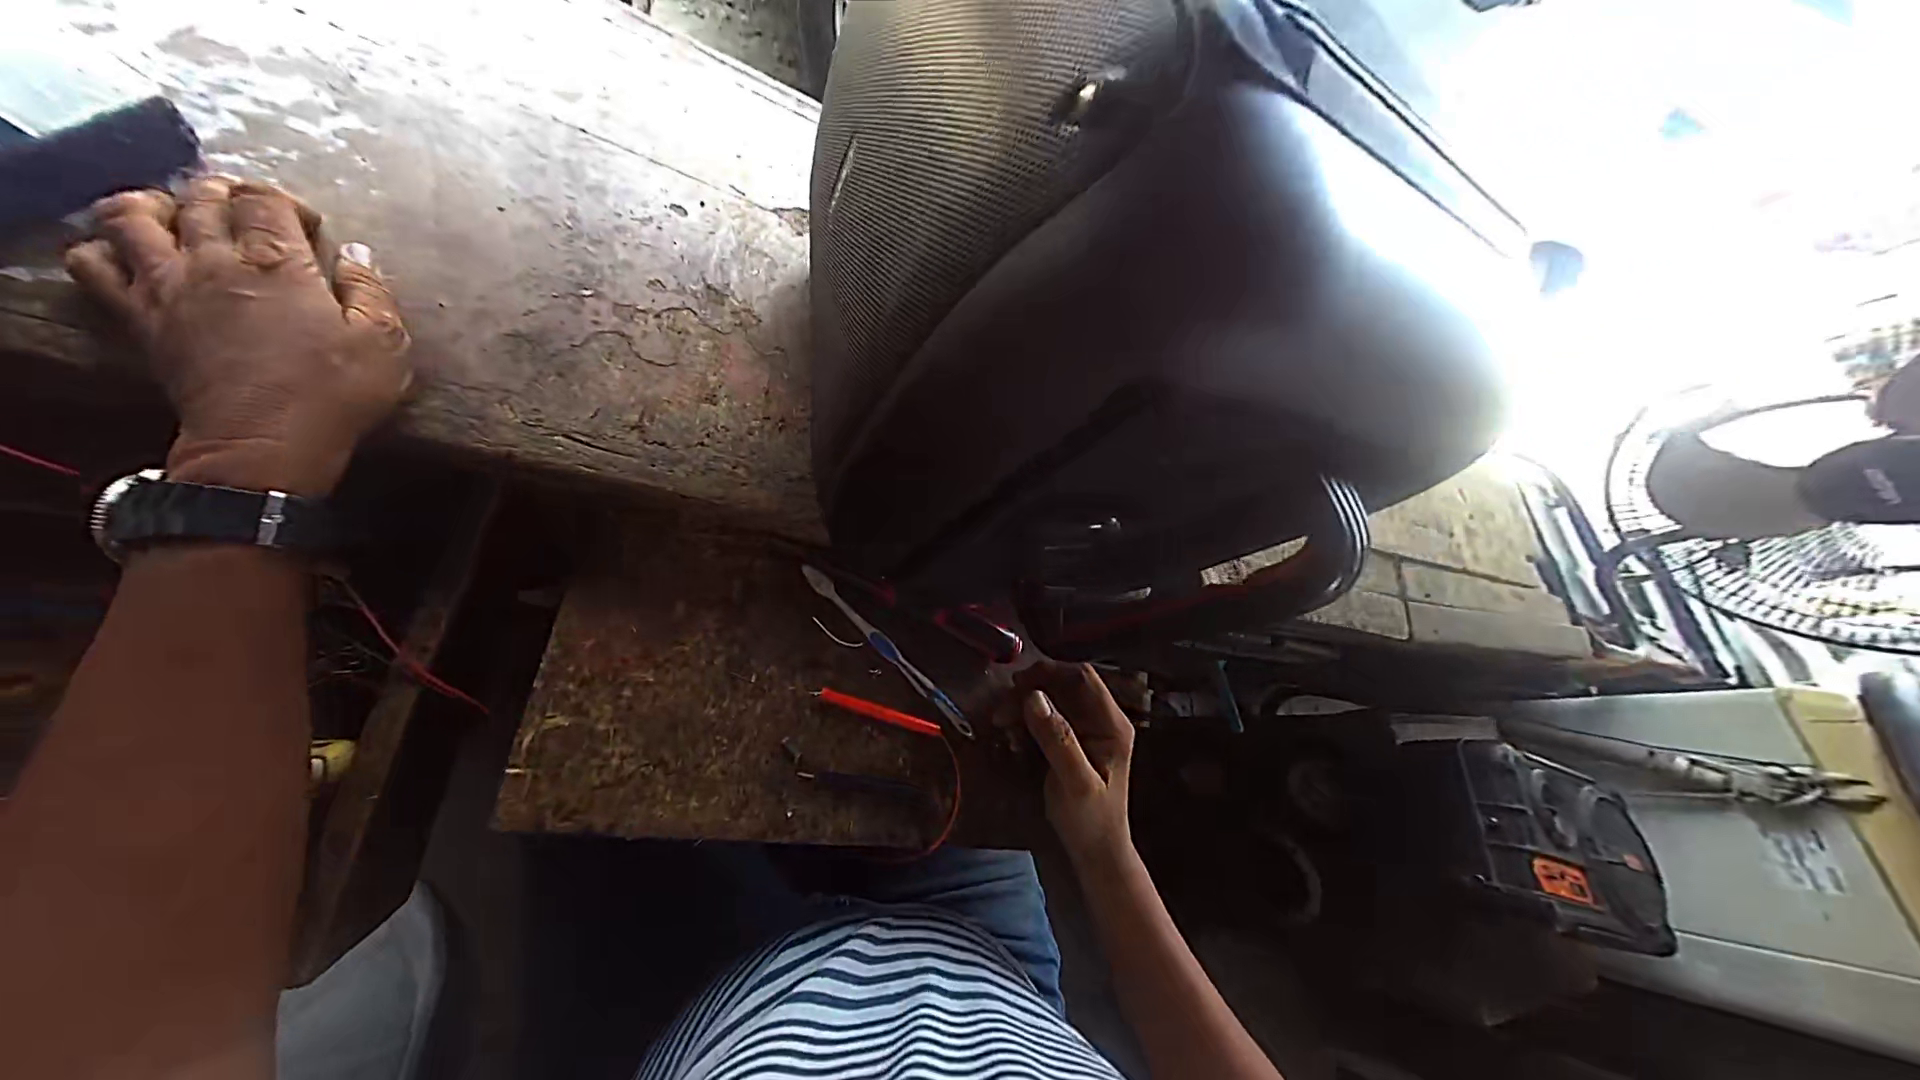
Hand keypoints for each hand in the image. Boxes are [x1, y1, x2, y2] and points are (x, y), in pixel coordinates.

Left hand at [65, 177, 410, 495]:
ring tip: (181, 218)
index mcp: (280, 264)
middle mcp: (215, 261)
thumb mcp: (385, 344)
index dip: (285, 202)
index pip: (265, 202)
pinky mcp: (139, 316)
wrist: (268, 438)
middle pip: (200, 199)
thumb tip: (356, 253)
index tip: (309, 226)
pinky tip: (132, 255)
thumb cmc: (338, 391)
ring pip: (131, 215)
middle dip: (225, 195)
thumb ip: (371, 293)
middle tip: (250, 214)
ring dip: (155, 205)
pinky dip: (104, 246)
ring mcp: (167, 285)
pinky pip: (93, 261)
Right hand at [1009, 661, 1137, 867]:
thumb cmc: (1091, 820)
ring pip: (1052, 697)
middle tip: (1003, 706)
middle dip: (1032, 688)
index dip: (1051, 672)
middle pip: (1065, 683)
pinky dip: (1025, 717)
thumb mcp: (1074, 782)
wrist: (1096, 851)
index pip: (1083, 678)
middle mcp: (1101, 719)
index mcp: (1112, 724)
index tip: (1018, 683)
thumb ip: (1057, 739)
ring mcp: (1086, 727)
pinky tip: (1010, 731)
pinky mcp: (1070, 737)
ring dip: (1024, 703)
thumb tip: (1033, 697)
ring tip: (1001, 720)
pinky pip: (1045, 715)